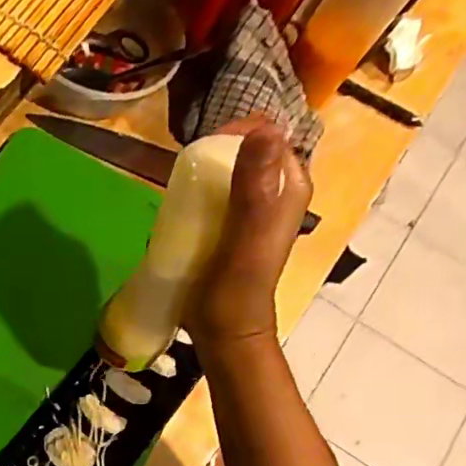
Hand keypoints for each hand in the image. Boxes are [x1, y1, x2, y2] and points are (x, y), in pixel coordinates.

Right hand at [187, 118, 312, 350]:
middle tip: (185, 179)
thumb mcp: (246, 239)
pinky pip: (210, 198)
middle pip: (241, 152)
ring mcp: (250, 212)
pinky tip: (177, 212)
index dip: (235, 133)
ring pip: (223, 174)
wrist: (223, 335)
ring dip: (198, 177)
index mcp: (288, 187)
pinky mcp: (228, 229)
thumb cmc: (236, 292)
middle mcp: (274, 194)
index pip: (267, 134)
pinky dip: (193, 198)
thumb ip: (255, 189)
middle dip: (210, 156)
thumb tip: (263, 130)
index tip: (202, 152)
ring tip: (178, 197)